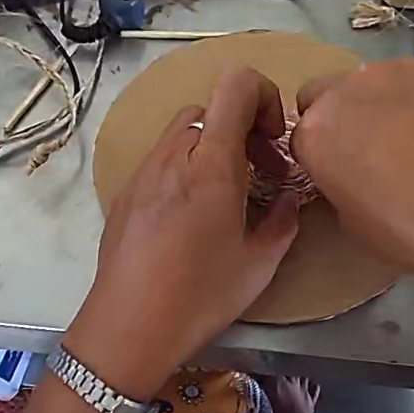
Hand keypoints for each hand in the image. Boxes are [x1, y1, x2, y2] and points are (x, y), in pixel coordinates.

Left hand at [65, 67, 302, 397]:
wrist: (128, 327)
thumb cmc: (199, 297)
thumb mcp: (258, 265)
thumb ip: (283, 221)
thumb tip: (289, 199)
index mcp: (210, 165)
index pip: (235, 85)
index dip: (263, 97)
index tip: (273, 141)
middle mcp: (172, 157)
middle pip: (210, 109)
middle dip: (242, 130)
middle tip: (259, 175)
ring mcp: (142, 174)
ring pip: (183, 134)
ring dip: (213, 150)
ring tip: (226, 197)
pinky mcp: (125, 194)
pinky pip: (162, 161)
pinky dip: (186, 168)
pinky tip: (191, 215)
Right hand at [291, 59, 413, 294]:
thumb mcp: (354, 223)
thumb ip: (336, 186)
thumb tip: (347, 176)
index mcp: (314, 135)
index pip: (297, 139)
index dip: (316, 159)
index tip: (335, 176)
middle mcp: (344, 93)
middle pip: (321, 97)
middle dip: (334, 120)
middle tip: (363, 155)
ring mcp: (392, 74)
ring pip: (363, 85)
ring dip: (370, 107)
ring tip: (405, 144)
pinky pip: (405, 82)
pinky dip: (410, 100)